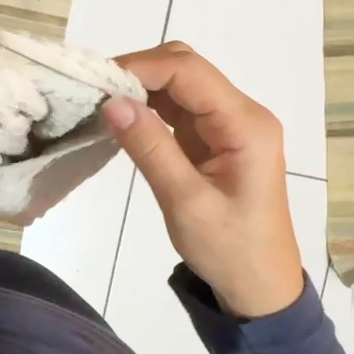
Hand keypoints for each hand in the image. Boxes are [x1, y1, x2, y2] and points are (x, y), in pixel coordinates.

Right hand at [103, 43, 303, 318]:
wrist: (259, 286)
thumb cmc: (229, 248)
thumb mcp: (185, 201)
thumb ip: (150, 147)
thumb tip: (111, 102)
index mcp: (245, 124)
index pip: (188, 72)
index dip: (140, 67)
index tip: (95, 82)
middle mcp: (240, 114)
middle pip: (186, 68)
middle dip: (138, 70)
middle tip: (93, 91)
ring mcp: (227, 126)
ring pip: (179, 84)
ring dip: (139, 87)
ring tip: (98, 102)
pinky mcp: (213, 140)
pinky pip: (177, 109)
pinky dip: (147, 107)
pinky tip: (120, 118)